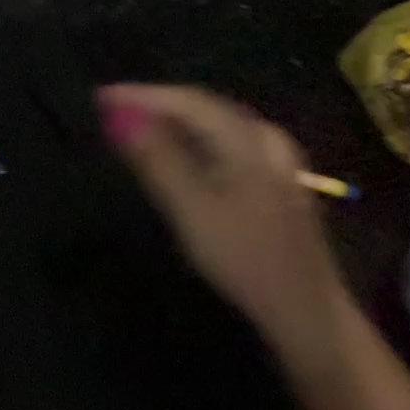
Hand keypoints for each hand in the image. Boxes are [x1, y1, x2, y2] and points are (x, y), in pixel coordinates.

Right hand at [98, 84, 350, 343]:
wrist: (308, 315)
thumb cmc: (245, 259)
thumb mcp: (191, 209)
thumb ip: (156, 158)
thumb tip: (118, 114)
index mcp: (247, 138)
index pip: (186, 100)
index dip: (141, 95)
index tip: (100, 98)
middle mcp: (265, 137)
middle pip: (203, 106)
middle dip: (156, 104)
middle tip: (113, 109)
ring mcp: (276, 159)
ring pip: (215, 124)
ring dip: (174, 121)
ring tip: (136, 125)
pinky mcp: (276, 181)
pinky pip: (225, 141)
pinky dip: (194, 139)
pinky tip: (177, 151)